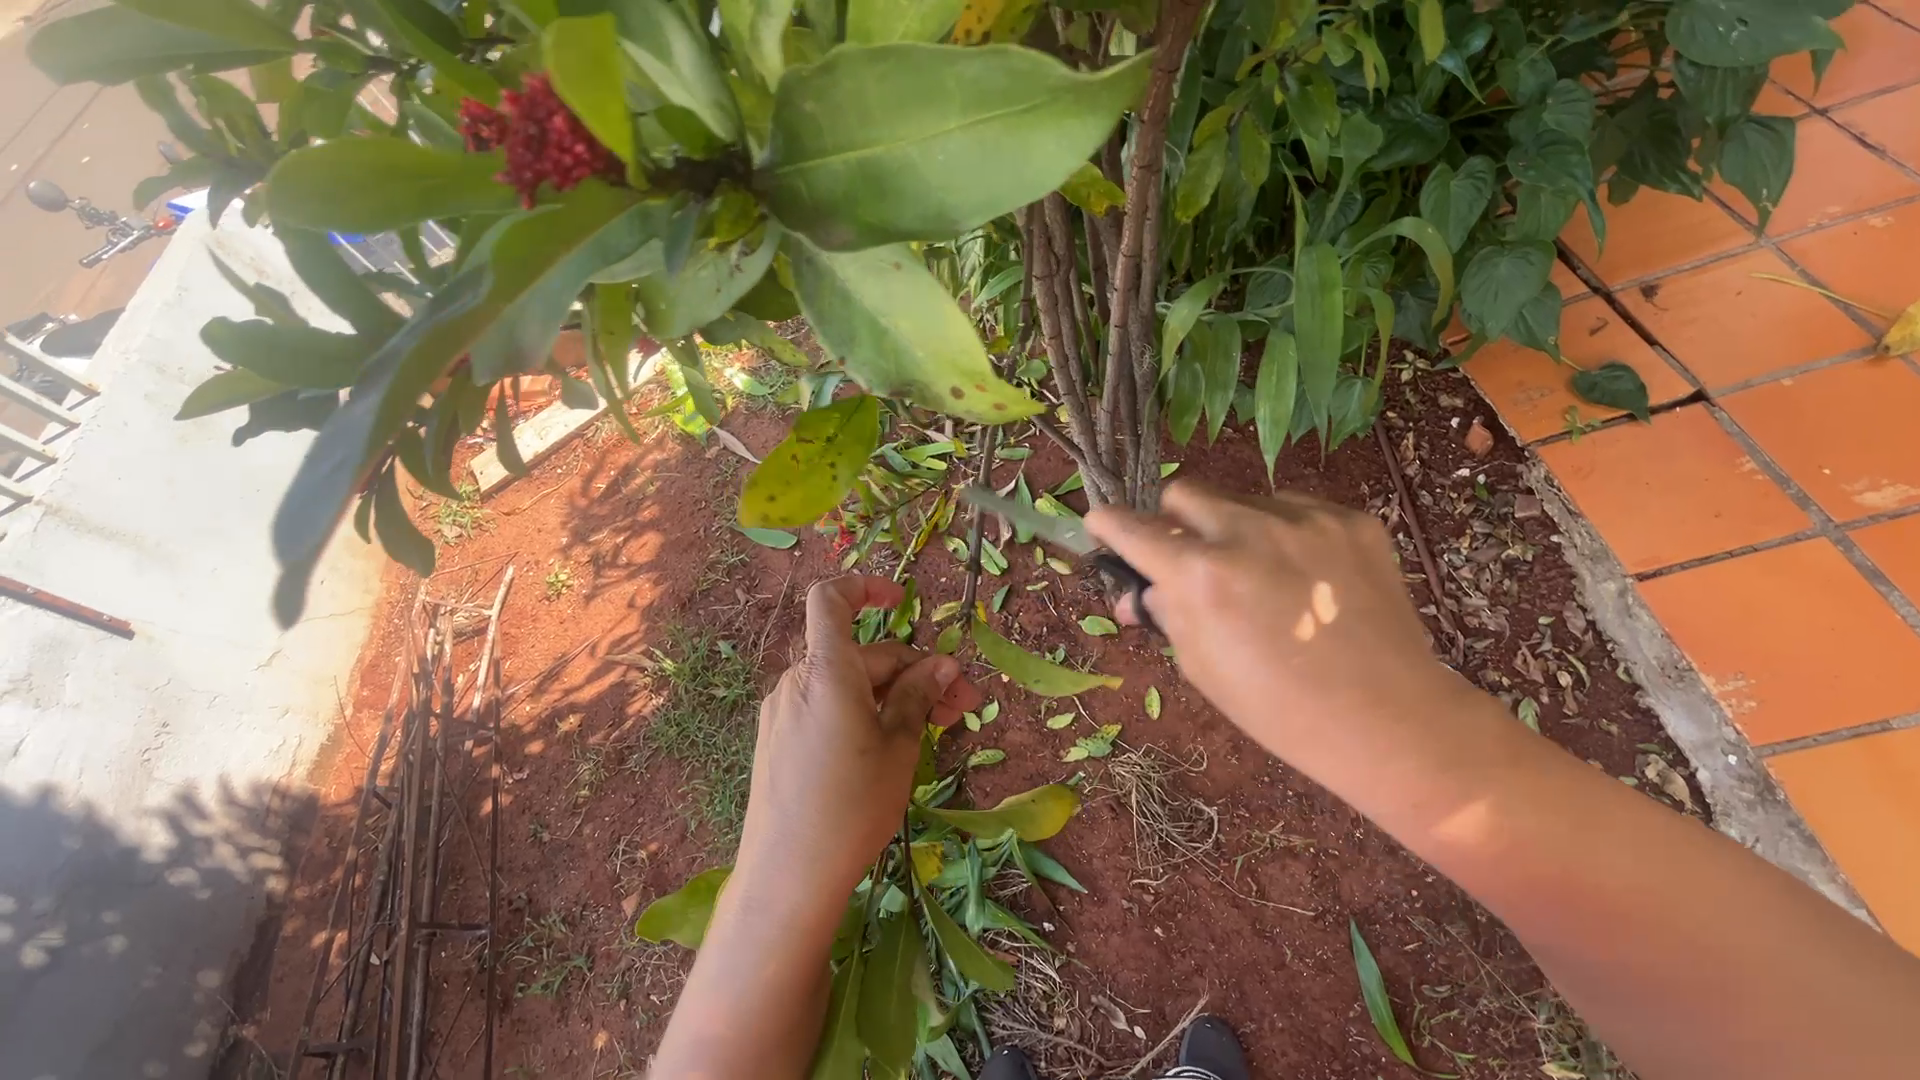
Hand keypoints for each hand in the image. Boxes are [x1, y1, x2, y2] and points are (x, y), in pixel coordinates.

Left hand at [734, 576, 983, 907]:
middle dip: (914, 672)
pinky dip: (863, 713)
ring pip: (847, 685)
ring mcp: (783, 712)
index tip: (902, 600)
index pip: (832, 600)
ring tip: (936, 729)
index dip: (866, 588)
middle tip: (962, 707)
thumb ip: (917, 696)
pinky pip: (826, 708)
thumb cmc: (851, 806)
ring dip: (893, 696)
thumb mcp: (898, 747)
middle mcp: (797, 681)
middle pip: (861, 655)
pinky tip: (890, 748)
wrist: (787, 878)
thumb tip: (942, 665)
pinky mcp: (778, 741)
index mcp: (826, 671)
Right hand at [1087, 481, 1458, 764]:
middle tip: (1186, 555)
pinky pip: (1295, 509)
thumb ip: (1165, 612)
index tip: (1102, 525)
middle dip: (1171, 519)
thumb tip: (1140, 588)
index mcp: (1202, 574)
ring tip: (1259, 575)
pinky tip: (1303, 576)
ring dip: (1232, 528)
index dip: (1109, 525)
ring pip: (1242, 499)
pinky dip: (1283, 534)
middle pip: (1184, 491)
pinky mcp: (1352, 519)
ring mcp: (1306, 519)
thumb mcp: (1199, 666)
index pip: (1133, 527)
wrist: (1387, 719)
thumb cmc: (1277, 708)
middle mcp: (1248, 530)